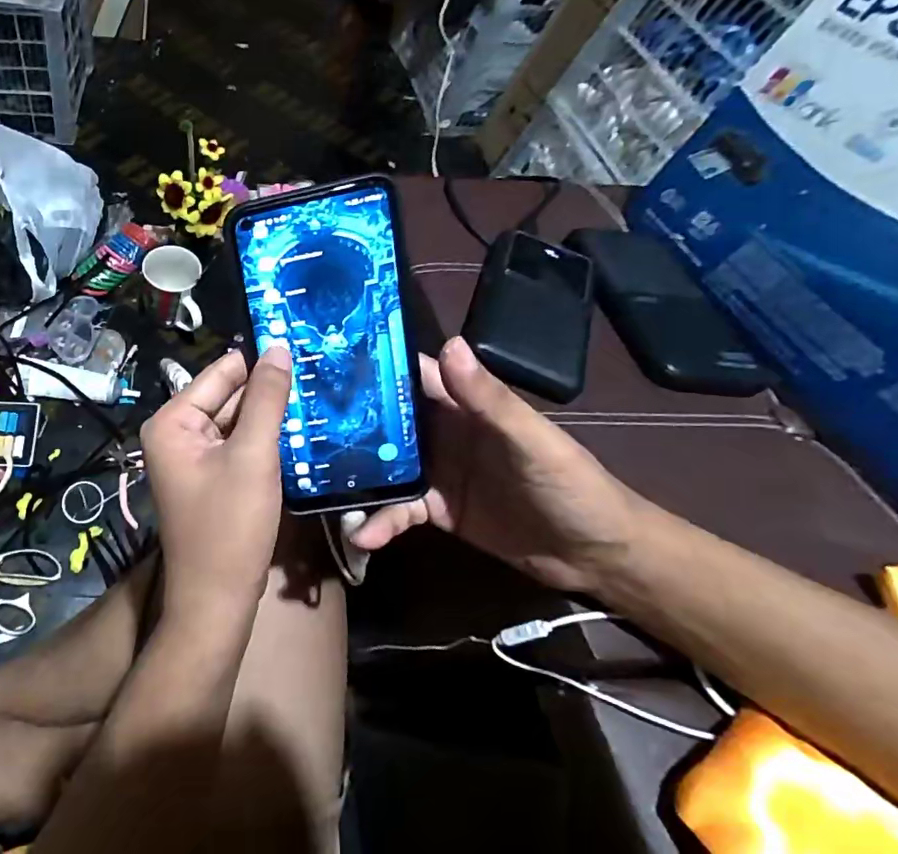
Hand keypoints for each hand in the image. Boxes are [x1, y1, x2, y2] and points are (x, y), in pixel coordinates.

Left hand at [139, 345, 292, 614]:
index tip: (303, 345)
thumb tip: (278, 348)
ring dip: (270, 415)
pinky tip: (299, 431)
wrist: (216, 600)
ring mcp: (192, 456)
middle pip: (229, 396)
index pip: (221, 373)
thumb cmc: (230, 526)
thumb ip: (266, 399)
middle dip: (268, 390)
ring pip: (238, 420)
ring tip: (317, 396)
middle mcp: (175, 432)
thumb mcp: (252, 456)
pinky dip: (264, 439)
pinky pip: (238, 444)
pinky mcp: (210, 476)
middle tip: (318, 372)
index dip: (260, 362)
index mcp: (173, 421)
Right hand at [350, 337, 641, 592]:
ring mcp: (437, 472)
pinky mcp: (437, 510)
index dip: (374, 365)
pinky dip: (382, 521)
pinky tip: (363, 536)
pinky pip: (400, 510)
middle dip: (348, 421)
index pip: (412, 376)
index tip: (325, 359)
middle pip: (387, 421)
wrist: (595, 554)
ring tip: (322, 487)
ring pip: (385, 466)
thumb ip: (488, 398)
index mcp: (463, 406)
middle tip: (302, 424)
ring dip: (357, 476)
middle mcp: (442, 433)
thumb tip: (448, 343)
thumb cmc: (571, 484)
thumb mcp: (530, 440)